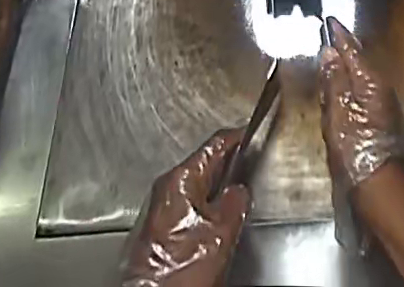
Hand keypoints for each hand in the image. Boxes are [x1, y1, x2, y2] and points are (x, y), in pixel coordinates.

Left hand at [120, 128, 251, 286]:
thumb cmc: (179, 270)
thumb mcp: (220, 234)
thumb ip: (235, 204)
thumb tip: (240, 191)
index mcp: (181, 178)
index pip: (214, 144)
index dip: (235, 138)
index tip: (247, 133)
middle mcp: (166, 185)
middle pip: (203, 164)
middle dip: (226, 166)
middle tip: (246, 166)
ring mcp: (159, 205)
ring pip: (194, 185)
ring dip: (214, 188)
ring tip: (234, 196)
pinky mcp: (156, 225)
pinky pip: (186, 203)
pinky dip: (203, 205)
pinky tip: (214, 219)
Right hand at [318, 16, 403, 190]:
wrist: (388, 199)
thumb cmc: (359, 153)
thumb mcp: (338, 115)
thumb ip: (334, 82)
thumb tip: (330, 52)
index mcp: (371, 83)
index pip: (353, 49)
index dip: (339, 35)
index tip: (329, 20)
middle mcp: (383, 91)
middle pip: (358, 65)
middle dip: (342, 54)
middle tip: (325, 42)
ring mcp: (386, 110)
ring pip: (361, 83)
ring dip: (345, 75)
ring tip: (329, 69)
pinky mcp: (384, 126)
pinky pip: (363, 99)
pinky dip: (350, 93)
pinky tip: (340, 100)